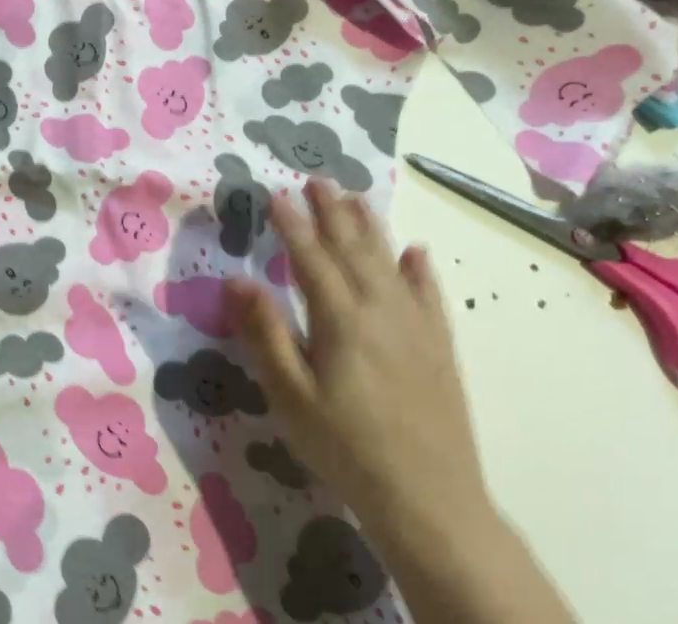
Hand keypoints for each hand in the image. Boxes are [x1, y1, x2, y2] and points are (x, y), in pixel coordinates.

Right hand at [227, 180, 494, 542]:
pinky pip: (430, 298)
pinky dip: (421, 271)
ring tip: (356, 198)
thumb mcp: (287, 391)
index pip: (310, 260)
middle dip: (333, 214)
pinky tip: (415, 252)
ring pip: (391, 266)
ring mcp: (418, 331)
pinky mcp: (439, 351)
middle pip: (354, 252)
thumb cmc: (341, 444)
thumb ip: (265, 331)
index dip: (292, 226)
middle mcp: (383, 314)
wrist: (427, 497)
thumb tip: (237, 279)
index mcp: (341, 321)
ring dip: (371, 229)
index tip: (274, 193)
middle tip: (317, 180)